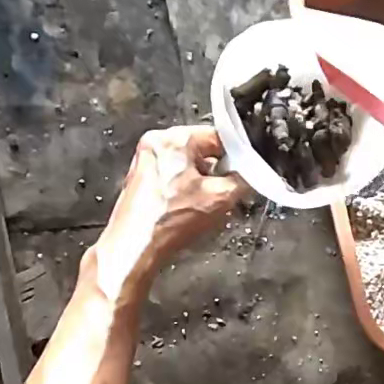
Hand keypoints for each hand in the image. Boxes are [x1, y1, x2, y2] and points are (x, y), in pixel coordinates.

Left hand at [87, 126, 246, 300]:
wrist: (134, 248)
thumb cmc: (167, 222)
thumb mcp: (221, 198)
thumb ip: (243, 180)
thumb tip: (249, 176)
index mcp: (174, 139)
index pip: (218, 136)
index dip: (236, 156)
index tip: (244, 174)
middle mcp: (156, 144)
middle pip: (201, 150)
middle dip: (217, 172)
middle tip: (223, 195)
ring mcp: (145, 162)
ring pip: (186, 166)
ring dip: (200, 184)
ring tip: (201, 207)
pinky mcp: (139, 181)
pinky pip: (171, 178)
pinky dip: (183, 191)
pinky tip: (185, 211)